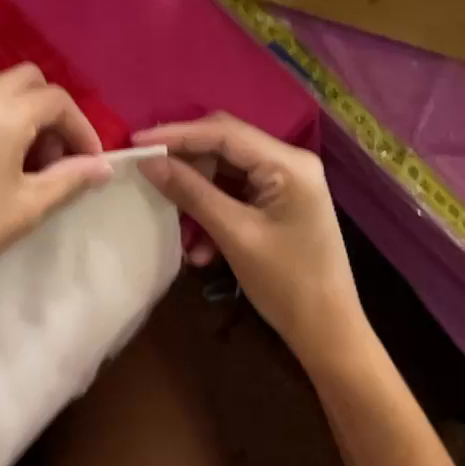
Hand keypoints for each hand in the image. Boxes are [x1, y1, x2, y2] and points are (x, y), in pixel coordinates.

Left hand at [0, 65, 116, 328]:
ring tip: (13, 151)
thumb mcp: (26, 208)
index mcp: (4, 112)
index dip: (81, 127)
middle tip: (51, 154)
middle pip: (25, 78)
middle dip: (47, 108)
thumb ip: (69, 179)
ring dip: (11, 104)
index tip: (87, 161)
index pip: (57, 100)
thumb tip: (103, 166)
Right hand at [135, 113, 366, 362]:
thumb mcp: (234, 235)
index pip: (223, 132)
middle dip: (186, 166)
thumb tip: (148, 162)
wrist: (329, 333)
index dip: (177, 134)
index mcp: (288, 163)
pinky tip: (201, 250)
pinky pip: (233, 193)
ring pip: (224, 172)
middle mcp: (288, 161)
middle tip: (148, 179)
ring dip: (196, 198)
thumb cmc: (287, 284)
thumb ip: (191, 193)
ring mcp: (284, 181)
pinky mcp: (277, 201)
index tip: (135, 142)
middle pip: (223, 147)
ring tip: (179, 232)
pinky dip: (212, 214)